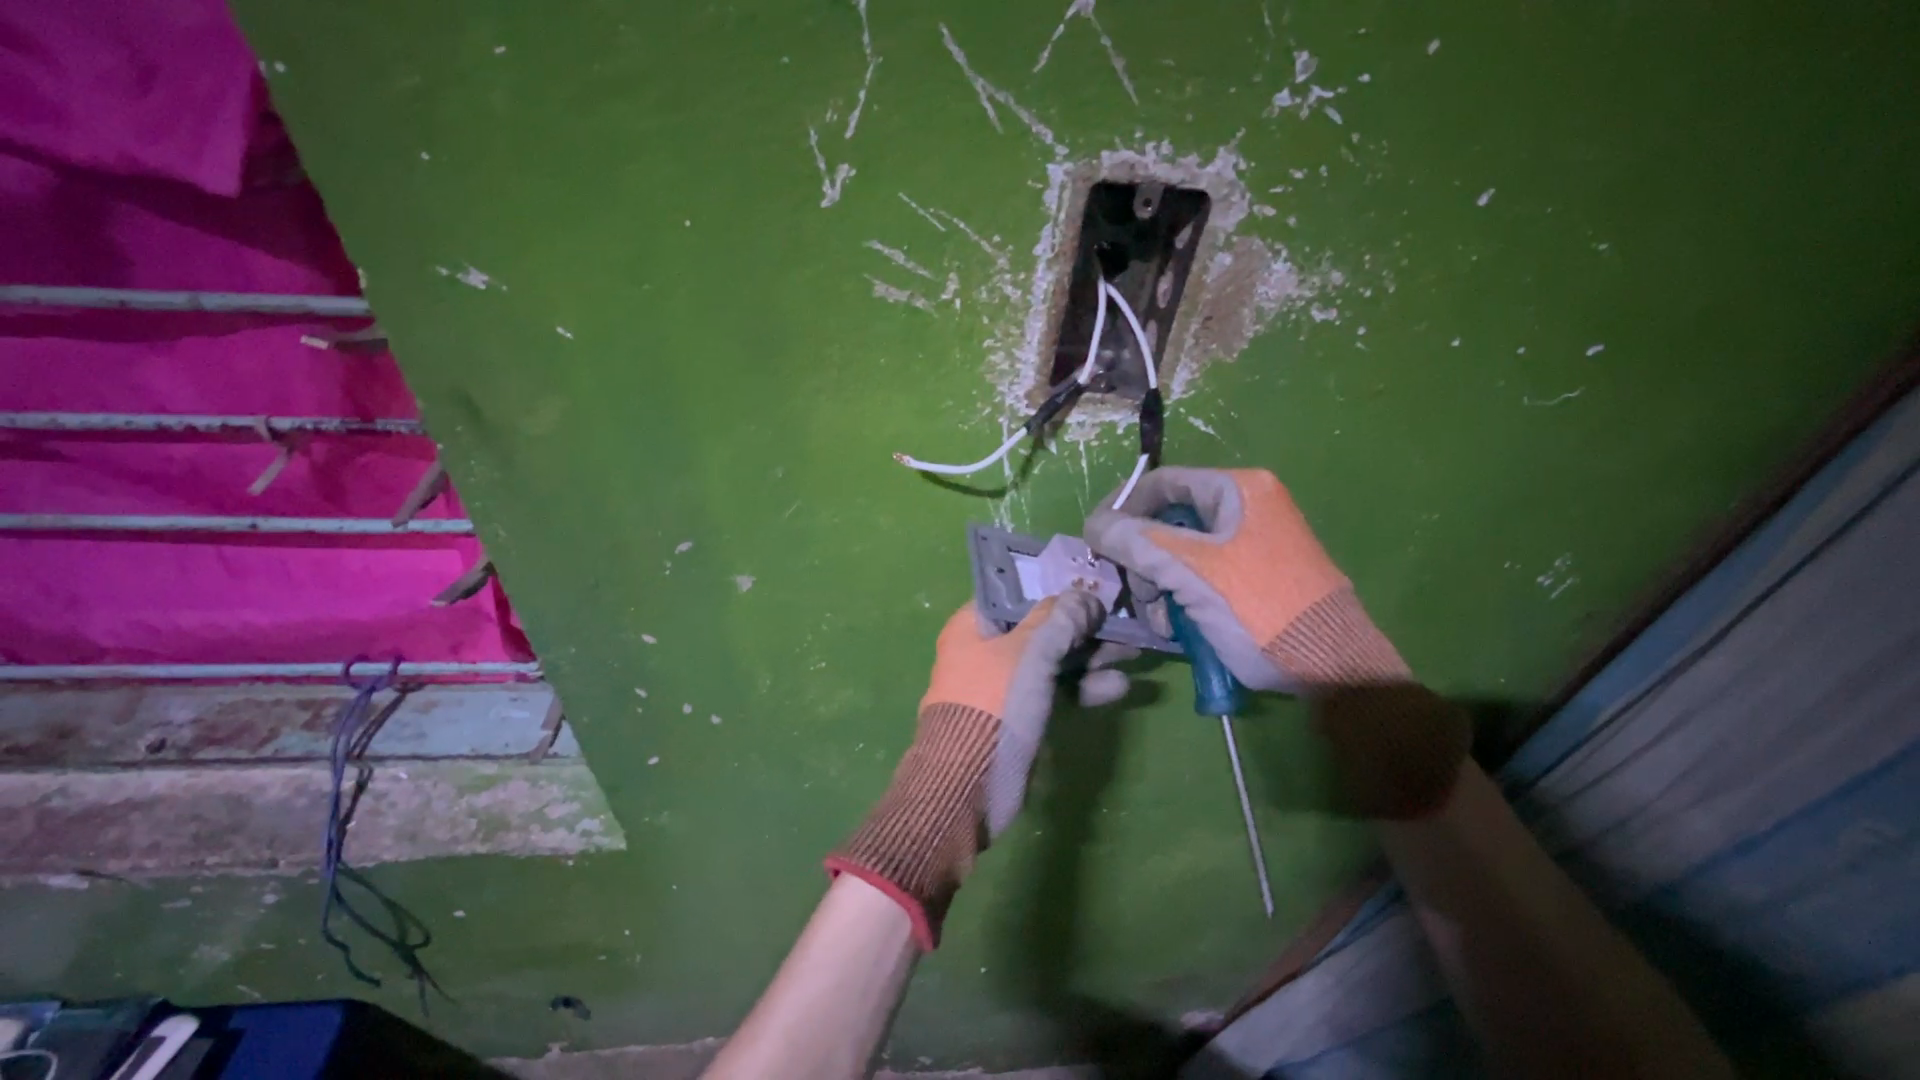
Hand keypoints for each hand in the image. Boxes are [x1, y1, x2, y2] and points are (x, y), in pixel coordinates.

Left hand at [825, 589, 1122, 949]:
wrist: (969, 781)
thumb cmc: (995, 702)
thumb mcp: (1031, 651)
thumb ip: (1062, 620)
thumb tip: (1086, 597)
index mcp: (973, 624)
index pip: (1017, 594)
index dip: (1055, 589)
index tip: (1093, 587)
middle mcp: (984, 650)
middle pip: (1040, 628)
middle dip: (1083, 627)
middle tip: (1124, 623)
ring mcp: (1002, 685)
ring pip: (1052, 661)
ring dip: (1090, 657)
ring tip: (1132, 654)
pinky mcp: (1018, 717)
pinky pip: (1053, 691)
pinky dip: (1081, 687)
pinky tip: (1115, 688)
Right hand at [1085, 466, 1409, 689]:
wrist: (1331, 666)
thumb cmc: (1261, 609)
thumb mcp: (1192, 572)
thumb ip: (1137, 542)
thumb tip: (1092, 523)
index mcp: (1238, 489)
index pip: (1162, 483)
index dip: (1122, 508)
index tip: (1095, 542)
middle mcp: (1246, 507)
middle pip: (1168, 520)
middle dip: (1144, 561)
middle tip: (1140, 598)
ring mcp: (1253, 542)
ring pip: (1181, 552)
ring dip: (1159, 586)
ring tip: (1162, 623)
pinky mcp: (1255, 575)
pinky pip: (1202, 574)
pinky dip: (1183, 597)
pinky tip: (1180, 627)